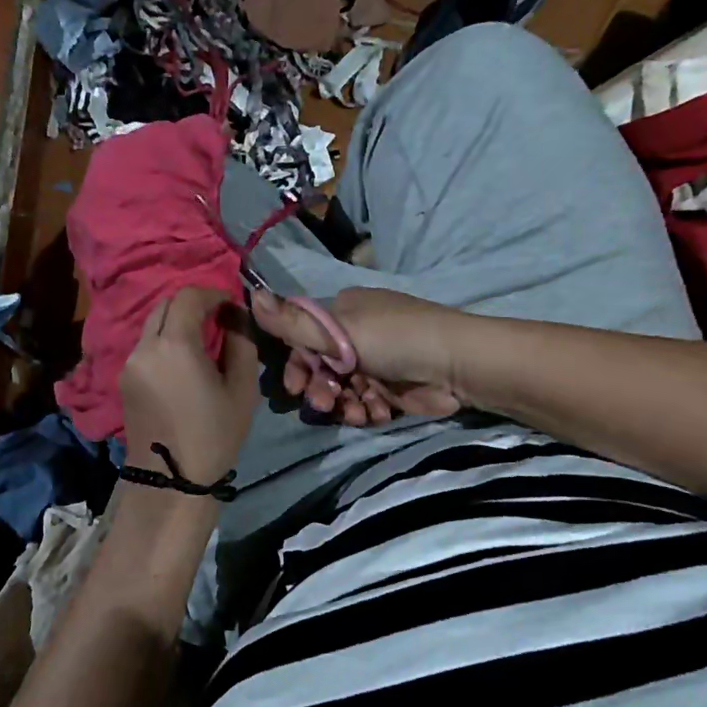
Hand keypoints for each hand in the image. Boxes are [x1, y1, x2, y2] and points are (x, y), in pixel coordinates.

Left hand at [119, 287, 260, 484]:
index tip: (232, 306)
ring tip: (204, 341)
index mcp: (175, 345)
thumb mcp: (242, 389)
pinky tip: (184, 362)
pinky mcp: (124, 379)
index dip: (213, 293)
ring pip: (153, 324)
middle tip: (219, 320)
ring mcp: (129, 363)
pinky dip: (166, 341)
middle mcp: (145, 347)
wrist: (171, 479)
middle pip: (166, 304)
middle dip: (193, 304)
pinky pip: (146, 345)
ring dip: (178, 322)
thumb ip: (241, 343)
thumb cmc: (214, 434)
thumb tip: (236, 318)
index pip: (189, 296)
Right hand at [250, 287, 465, 425]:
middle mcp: (357, 334)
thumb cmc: (395, 339)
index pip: (304, 337)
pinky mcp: (391, 388)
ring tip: (357, 411)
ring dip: (343, 404)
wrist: (456, 365)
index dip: (296, 364)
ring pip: (342, 389)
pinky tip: (377, 411)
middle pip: (321, 367)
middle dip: (320, 389)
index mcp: (344, 311)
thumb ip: (294, 323)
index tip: (293, 388)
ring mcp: (376, 362)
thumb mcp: (341, 331)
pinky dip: (366, 409)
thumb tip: (250, 295)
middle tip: (324, 404)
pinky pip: (364, 401)